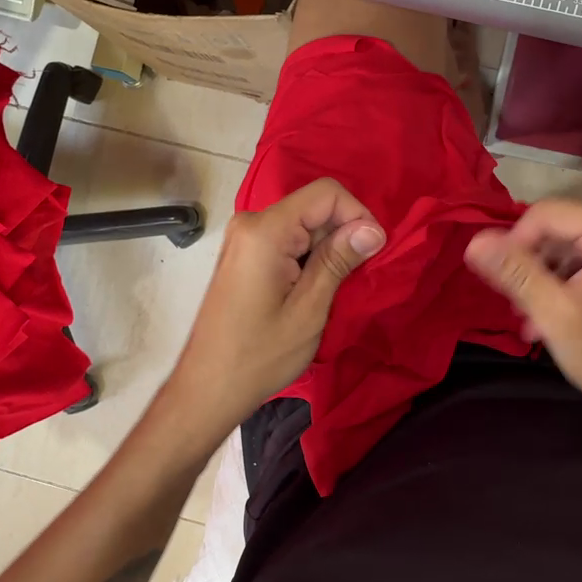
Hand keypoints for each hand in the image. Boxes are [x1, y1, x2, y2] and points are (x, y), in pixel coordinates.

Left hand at [169, 178, 385, 426]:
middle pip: (314, 206)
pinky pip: (288, 239)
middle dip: (342, 234)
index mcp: (265, 230)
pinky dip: (308, 256)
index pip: (326, 193)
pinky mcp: (244, 254)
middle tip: (354, 277)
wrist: (208, 388)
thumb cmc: (260, 355)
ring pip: (303, 224)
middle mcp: (251, 222)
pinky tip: (312, 289)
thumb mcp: (309, 310)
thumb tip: (373, 229)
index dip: (357, 214)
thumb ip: (339, 261)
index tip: (373, 251)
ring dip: (326, 248)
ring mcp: (244, 238)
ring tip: (334, 287)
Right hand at [464, 199, 581, 422]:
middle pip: (556, 227)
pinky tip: (549, 313)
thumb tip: (474, 241)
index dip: (515, 243)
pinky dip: (561, 279)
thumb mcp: (554, 315)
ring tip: (531, 318)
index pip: (547, 214)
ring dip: (542, 275)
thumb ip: (515, 273)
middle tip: (516, 306)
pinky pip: (580, 253)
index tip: (503, 284)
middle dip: (531, 263)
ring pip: (563, 241)